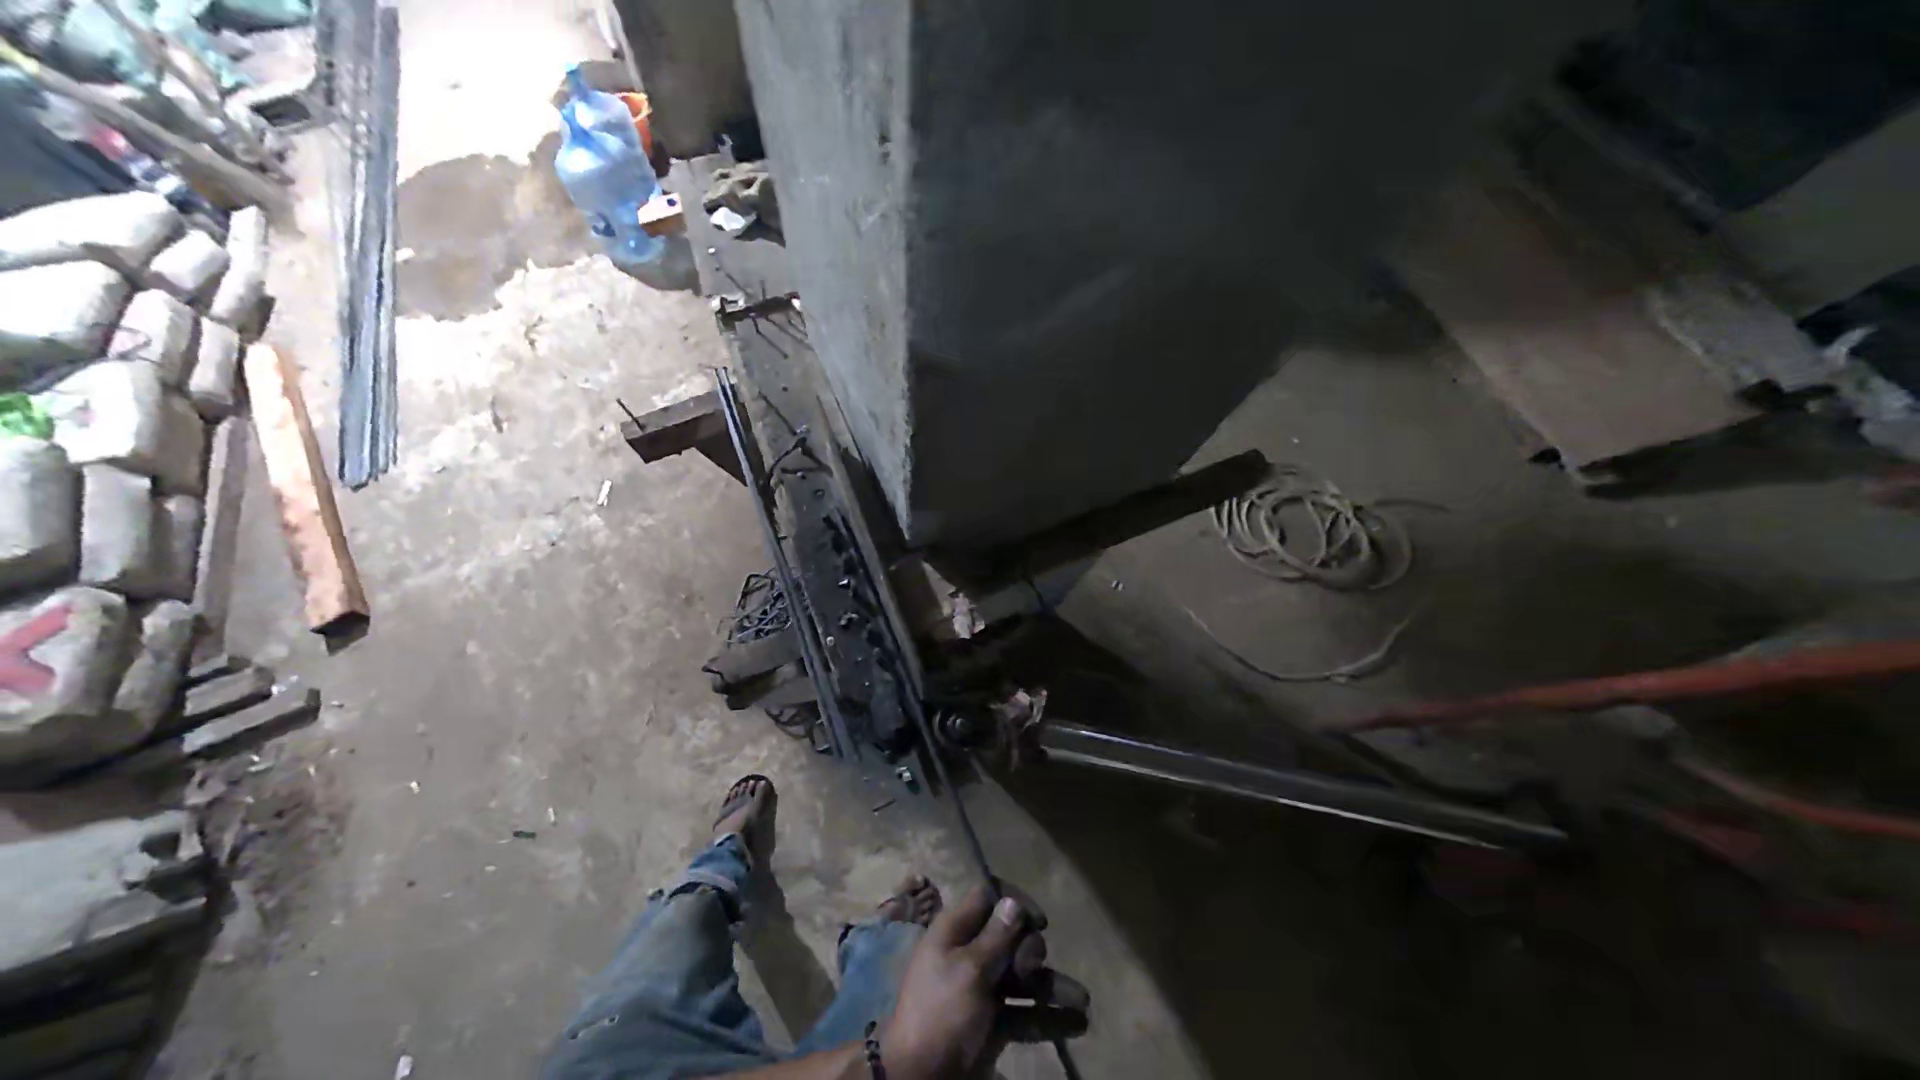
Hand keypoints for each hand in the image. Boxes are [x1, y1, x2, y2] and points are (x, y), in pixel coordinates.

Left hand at [879, 883, 1089, 1079]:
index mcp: (955, 931)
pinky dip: (1049, 1017)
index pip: (988, 896)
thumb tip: (1014, 903)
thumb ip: (996, 938)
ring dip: (1052, 986)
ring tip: (1082, 1001)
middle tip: (1029, 970)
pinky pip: (1026, 1012)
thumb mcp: (968, 971)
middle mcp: (970, 954)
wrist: (920, 1077)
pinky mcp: (994, 1022)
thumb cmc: (941, 1013)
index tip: (1037, 921)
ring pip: (1024, 977)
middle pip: (1012, 936)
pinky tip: (1078, 1023)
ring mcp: (983, 989)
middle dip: (1030, 949)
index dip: (1014, 902)